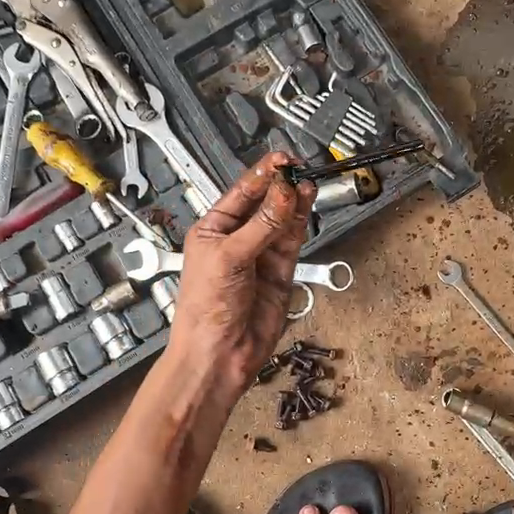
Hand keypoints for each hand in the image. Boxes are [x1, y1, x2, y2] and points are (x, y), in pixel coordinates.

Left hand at [160, 152, 315, 399]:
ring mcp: (260, 255)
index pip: (241, 192)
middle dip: (281, 186)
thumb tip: (283, 193)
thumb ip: (262, 225)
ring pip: (282, 219)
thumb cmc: (205, 309)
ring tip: (308, 182)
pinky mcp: (281, 271)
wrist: (220, 353)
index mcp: (212, 230)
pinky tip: (307, 204)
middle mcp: (237, 239)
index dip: (262, 175)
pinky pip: (292, 239)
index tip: (282, 160)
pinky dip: (301, 221)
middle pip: (264, 203)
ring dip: (294, 201)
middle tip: (299, 169)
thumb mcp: (230, 257)